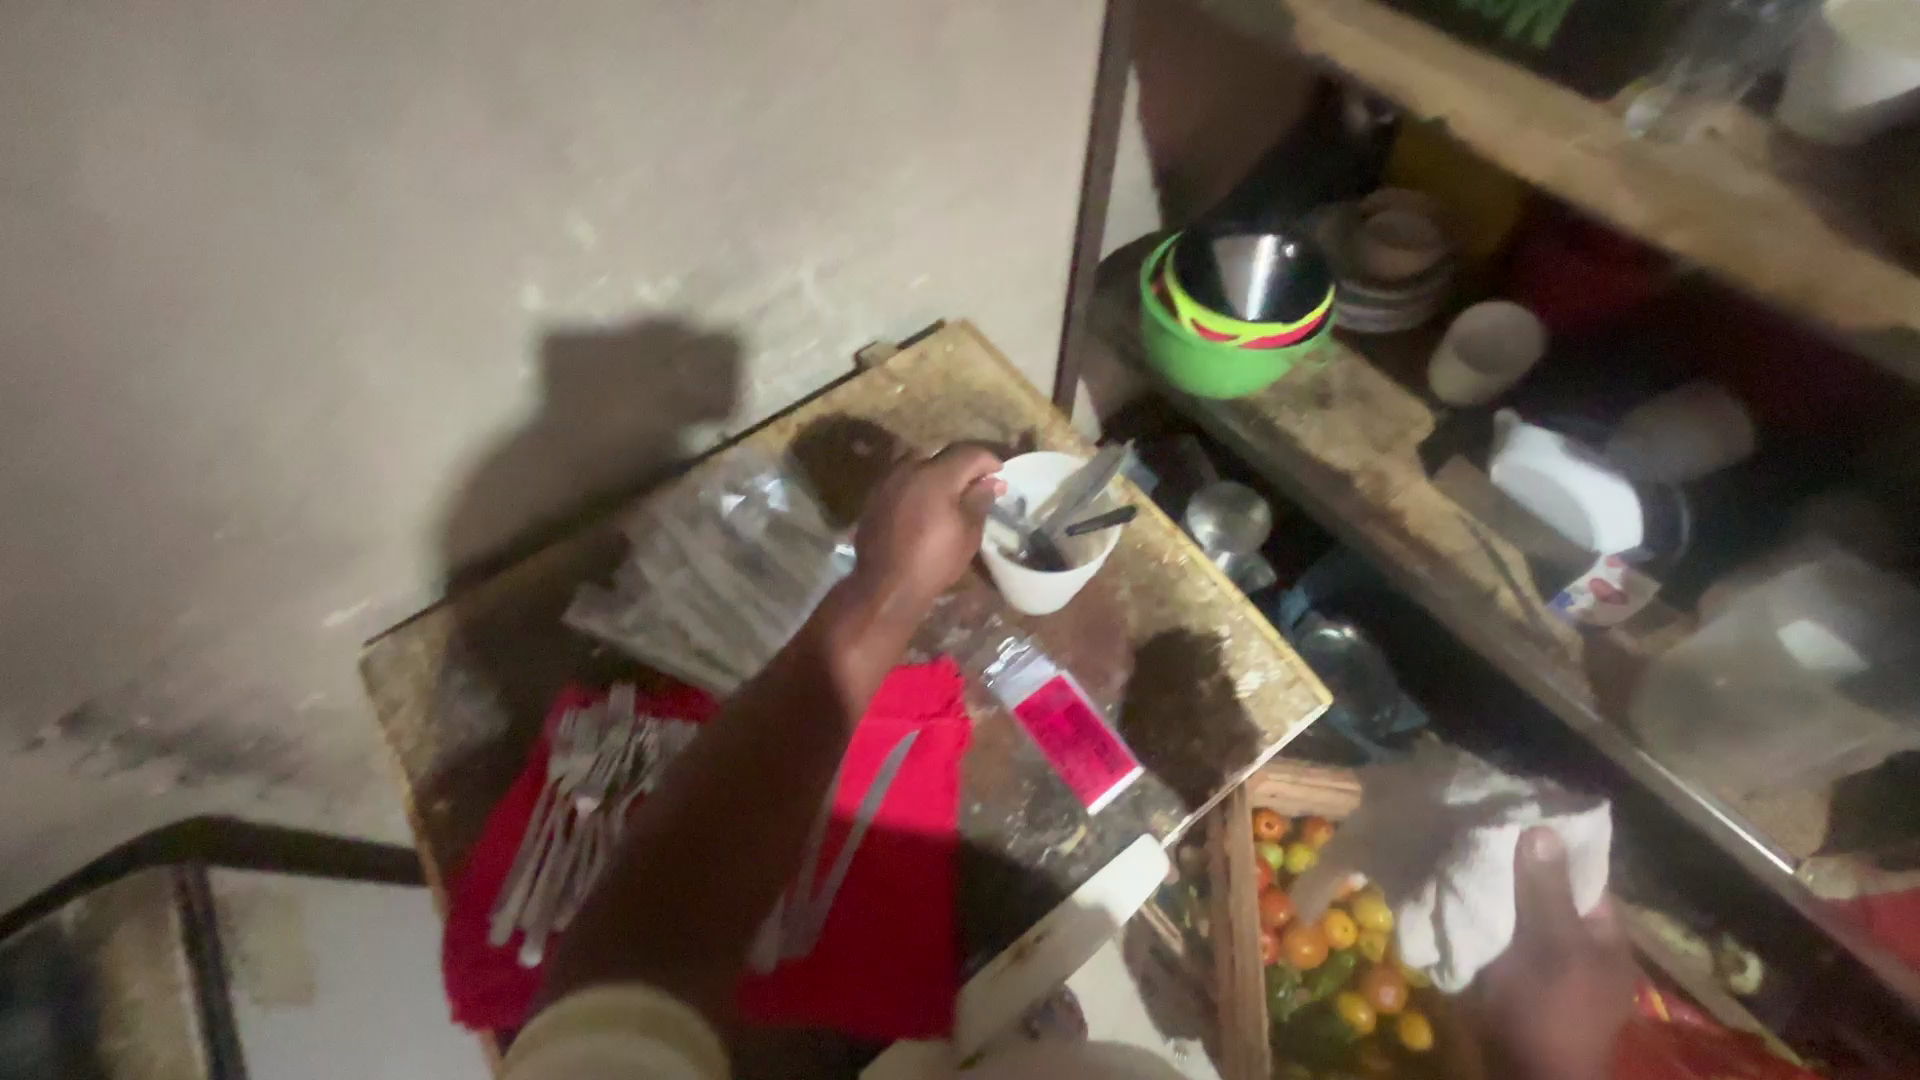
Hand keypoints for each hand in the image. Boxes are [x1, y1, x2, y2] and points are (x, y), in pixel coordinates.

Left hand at [849, 444, 1003, 624]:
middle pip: (942, 453)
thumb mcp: (967, 533)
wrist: (885, 584)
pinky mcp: (875, 495)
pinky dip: (918, 482)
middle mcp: (909, 468)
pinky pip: (902, 477)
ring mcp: (888, 480)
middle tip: (977, 482)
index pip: (969, 453)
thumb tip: (992, 482)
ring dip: (938, 471)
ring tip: (950, 491)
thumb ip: (979, 500)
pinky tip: (925, 501)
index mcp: (936, 475)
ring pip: (918, 461)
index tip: (1000, 472)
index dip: (988, 460)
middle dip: (963, 464)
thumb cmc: (934, 561)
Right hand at [1470, 827, 1635, 1079]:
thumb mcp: (1554, 947)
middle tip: (1475, 825)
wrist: (1521, 1072)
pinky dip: (1472, 908)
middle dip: (1511, 862)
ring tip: (1454, 846)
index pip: (1583, 878)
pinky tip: (1447, 886)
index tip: (1516, 812)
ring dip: (1486, 884)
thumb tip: (1542, 830)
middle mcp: (1574, 944)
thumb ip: (1546, 891)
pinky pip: (1490, 926)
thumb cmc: (1550, 1011)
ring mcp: (1538, 958)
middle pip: (1543, 890)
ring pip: (1512, 907)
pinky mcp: (1504, 968)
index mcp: (1603, 939)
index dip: (1554, 846)